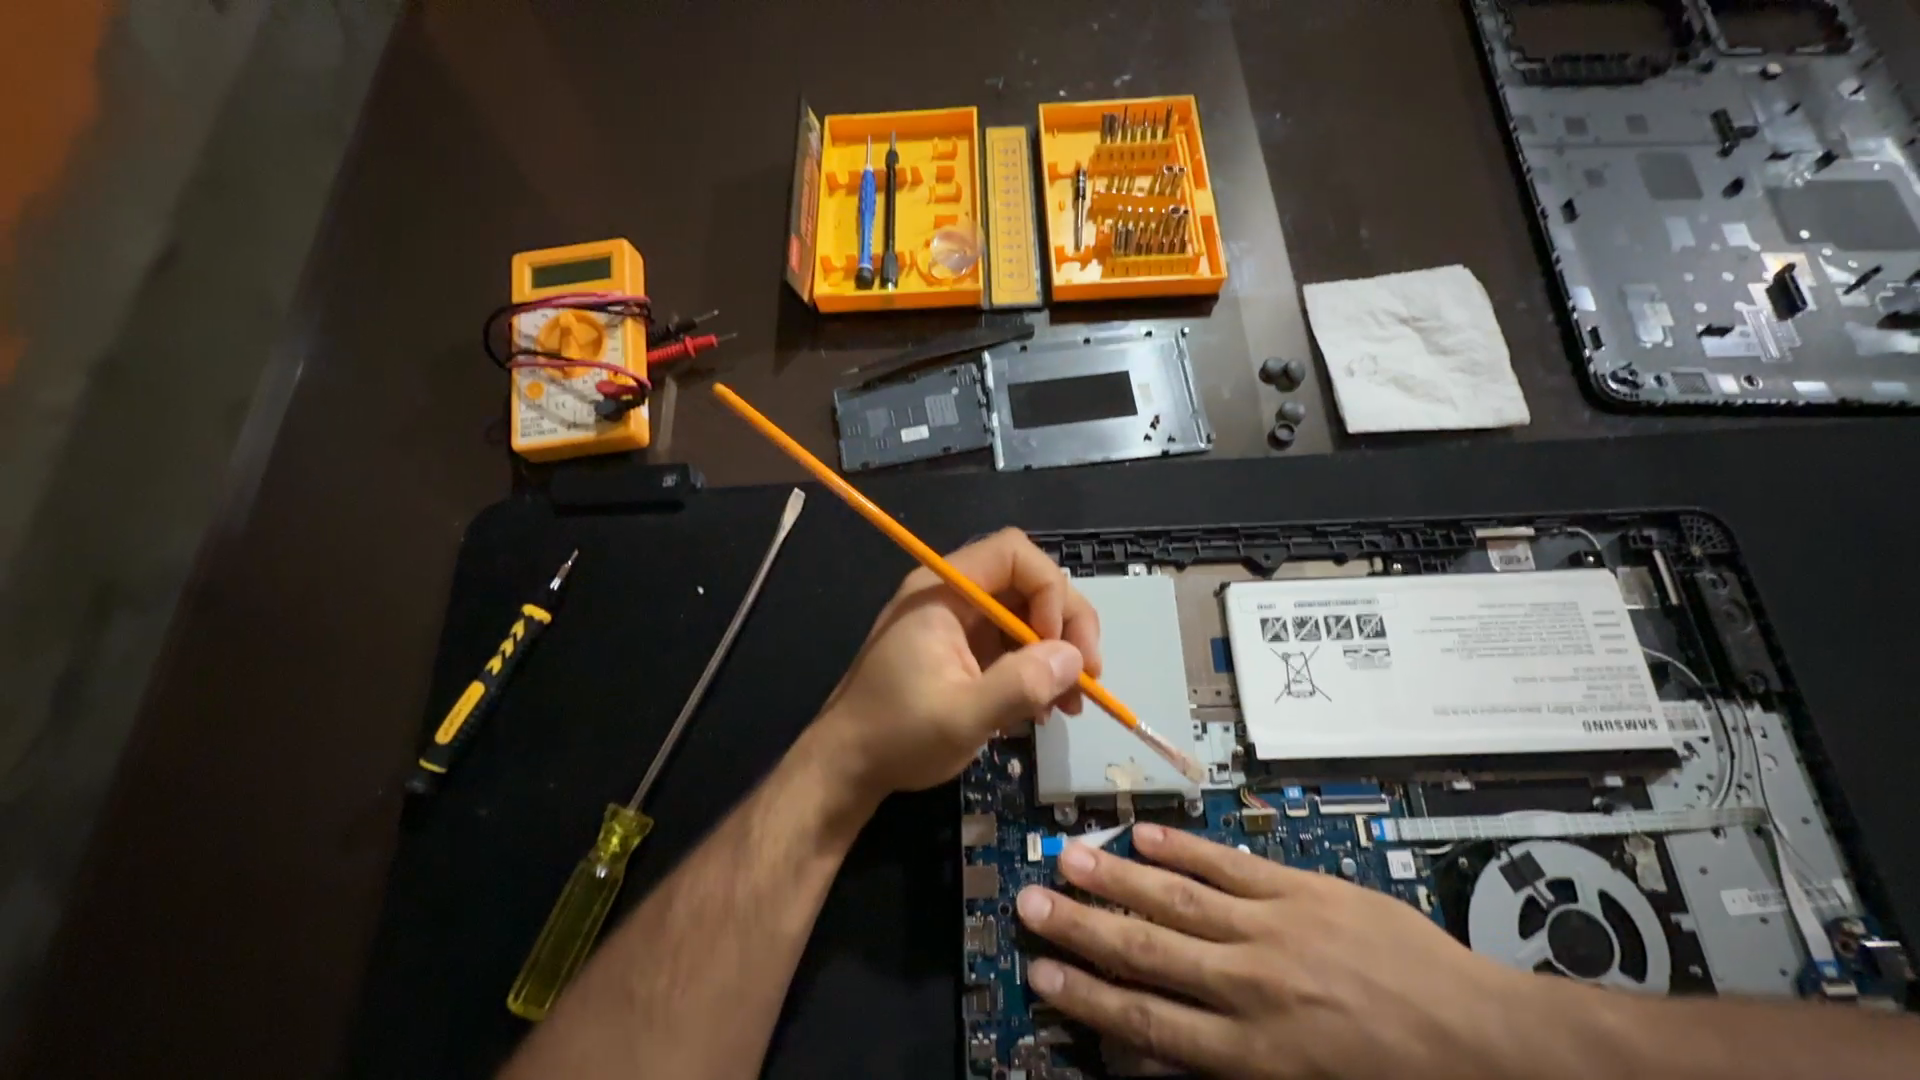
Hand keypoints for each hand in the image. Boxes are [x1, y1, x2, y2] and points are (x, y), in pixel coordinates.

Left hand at [808, 528, 1102, 800]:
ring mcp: (957, 625)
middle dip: (1064, 626)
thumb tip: (1074, 659)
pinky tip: (1045, 709)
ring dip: (1056, 654)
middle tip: (1086, 677)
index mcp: (942, 592)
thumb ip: (1021, 684)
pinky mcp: (962, 653)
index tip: (1059, 645)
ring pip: (1026, 616)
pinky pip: (1012, 645)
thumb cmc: (896, 736)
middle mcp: (952, 597)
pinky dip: (1036, 671)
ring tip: (1071, 704)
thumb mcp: (963, 716)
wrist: (847, 767)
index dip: (1048, 591)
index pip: (1013, 553)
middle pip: (1028, 583)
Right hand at [1016, 824, 1565, 1079]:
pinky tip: (1146, 833)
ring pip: (1178, 898)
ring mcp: (1274, 929)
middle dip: (1082, 927)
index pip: (1146, 1019)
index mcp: (1253, 1052)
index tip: (1041, 975)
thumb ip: (1229, 1068)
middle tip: (1032, 903)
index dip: (1086, 997)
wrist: (1486, 1043)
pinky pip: (1231, 865)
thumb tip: (1157, 1051)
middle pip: (1147, 951)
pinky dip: (1185, 847)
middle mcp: (1250, 986)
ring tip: (1069, 856)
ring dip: (1119, 877)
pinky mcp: (1301, 891)